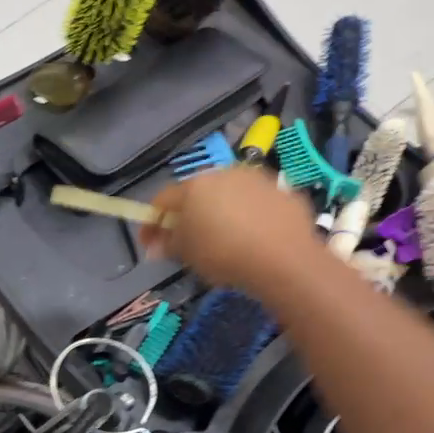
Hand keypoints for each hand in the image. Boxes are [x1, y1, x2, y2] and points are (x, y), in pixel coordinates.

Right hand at [140, 167, 325, 295]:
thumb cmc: (223, 254)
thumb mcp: (185, 254)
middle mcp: (224, 174)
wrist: (284, 258)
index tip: (149, 243)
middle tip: (183, 240)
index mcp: (194, 186)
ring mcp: (256, 179)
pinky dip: (245, 215)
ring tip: (218, 238)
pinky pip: (253, 202)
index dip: (151, 223)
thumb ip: (166, 244)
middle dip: (186, 214)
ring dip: (216, 212)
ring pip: (227, 194)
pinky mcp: (282, 190)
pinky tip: (247, 238)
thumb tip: (155, 244)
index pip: (161, 201)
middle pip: (196, 193)